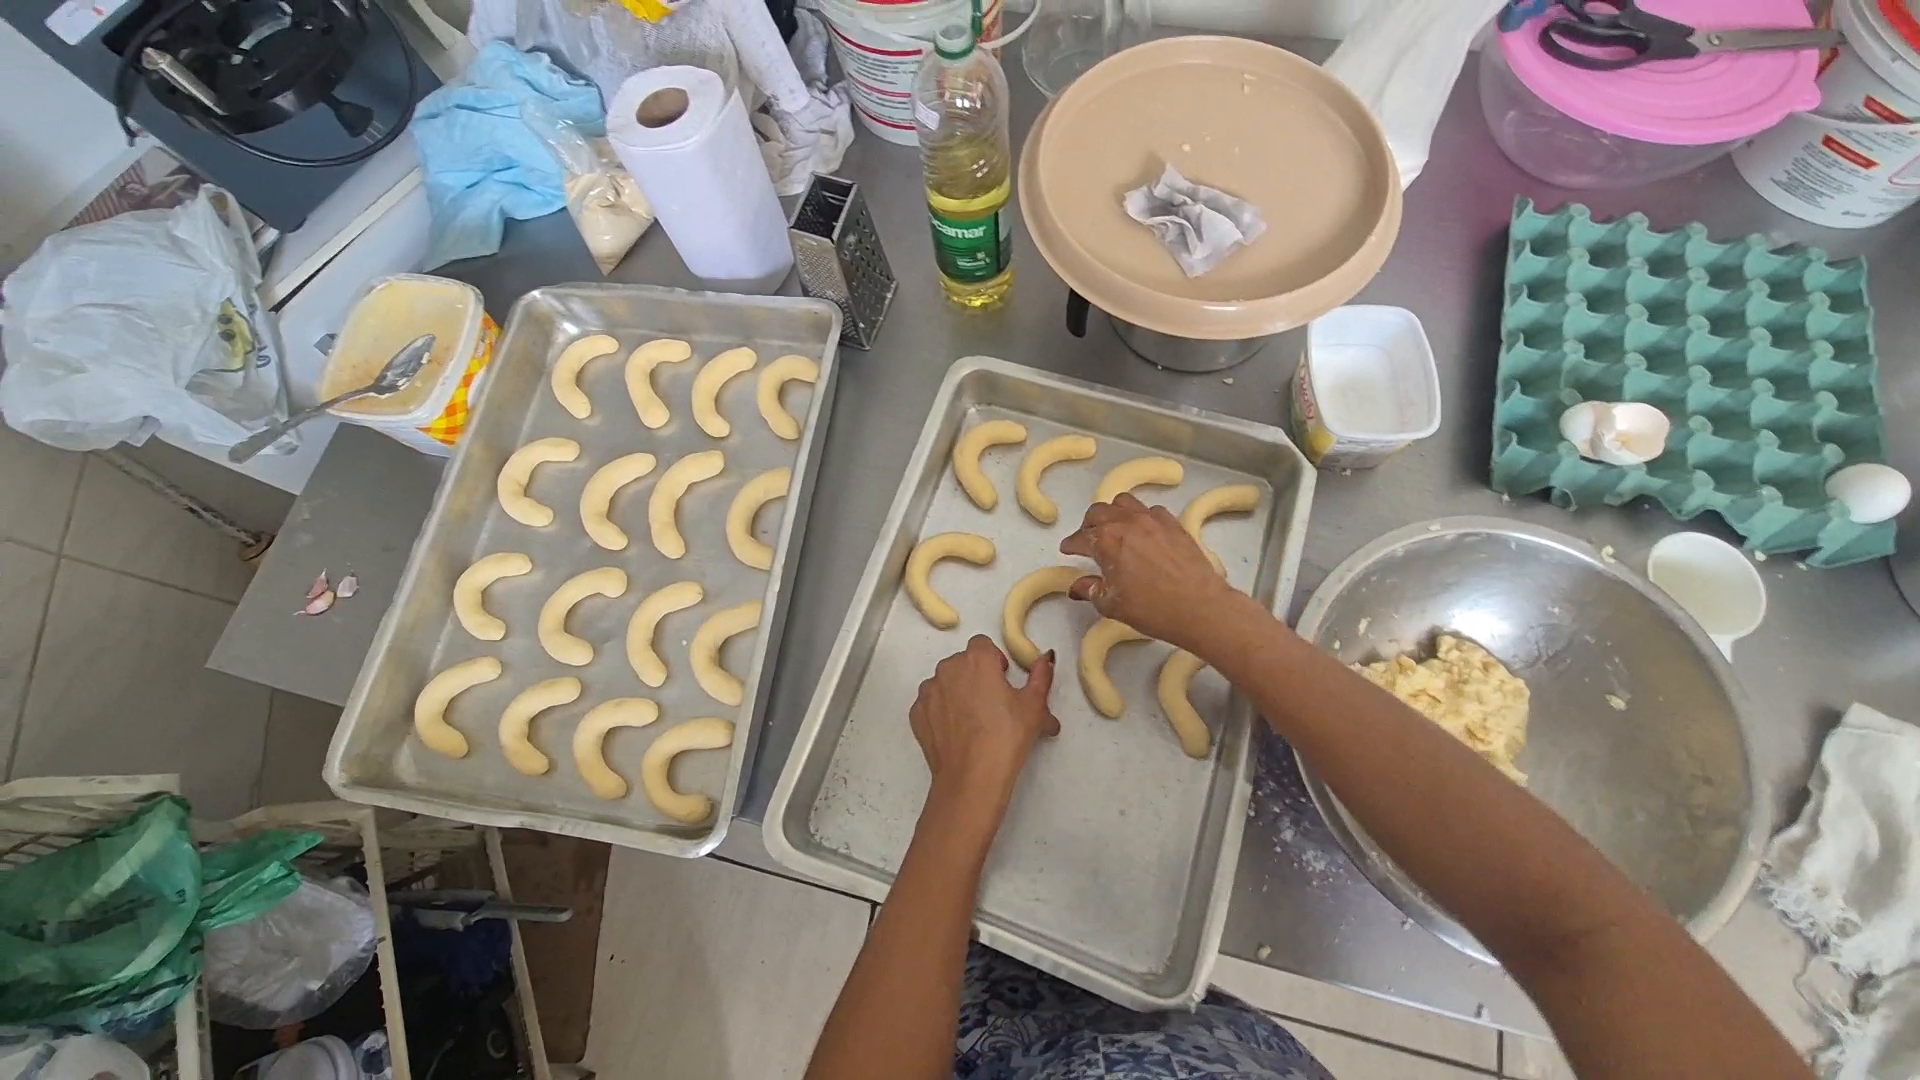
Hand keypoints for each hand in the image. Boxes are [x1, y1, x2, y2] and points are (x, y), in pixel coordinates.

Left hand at [910, 636, 1059, 811]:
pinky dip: (941, 712)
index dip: (994, 660)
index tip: (1003, 681)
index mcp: (977, 660)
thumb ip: (1041, 675)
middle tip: (992, 704)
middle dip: (976, 676)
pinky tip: (957, 733)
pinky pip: (931, 704)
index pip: (983, 645)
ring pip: (944, 682)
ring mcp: (928, 691)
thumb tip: (1047, 657)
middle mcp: (948, 668)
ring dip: (957, 692)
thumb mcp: (1034, 706)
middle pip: (963, 662)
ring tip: (973, 721)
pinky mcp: (916, 713)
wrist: (972, 776)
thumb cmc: (1007, 737)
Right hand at [1058, 492, 1238, 649]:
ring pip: (1124, 502)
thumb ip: (1090, 590)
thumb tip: (1077, 586)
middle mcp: (1126, 523)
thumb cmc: (1152, 609)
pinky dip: (1141, 517)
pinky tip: (1143, 532)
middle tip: (1088, 539)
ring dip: (1114, 513)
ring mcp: (1152, 520)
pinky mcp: (1174, 524)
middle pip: (1099, 512)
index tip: (1068, 549)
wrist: (1199, 607)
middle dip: (1089, 524)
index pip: (1080, 537)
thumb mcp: (1111, 605)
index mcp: (1106, 541)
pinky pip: (1151, 510)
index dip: (1071, 544)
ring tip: (1114, 528)